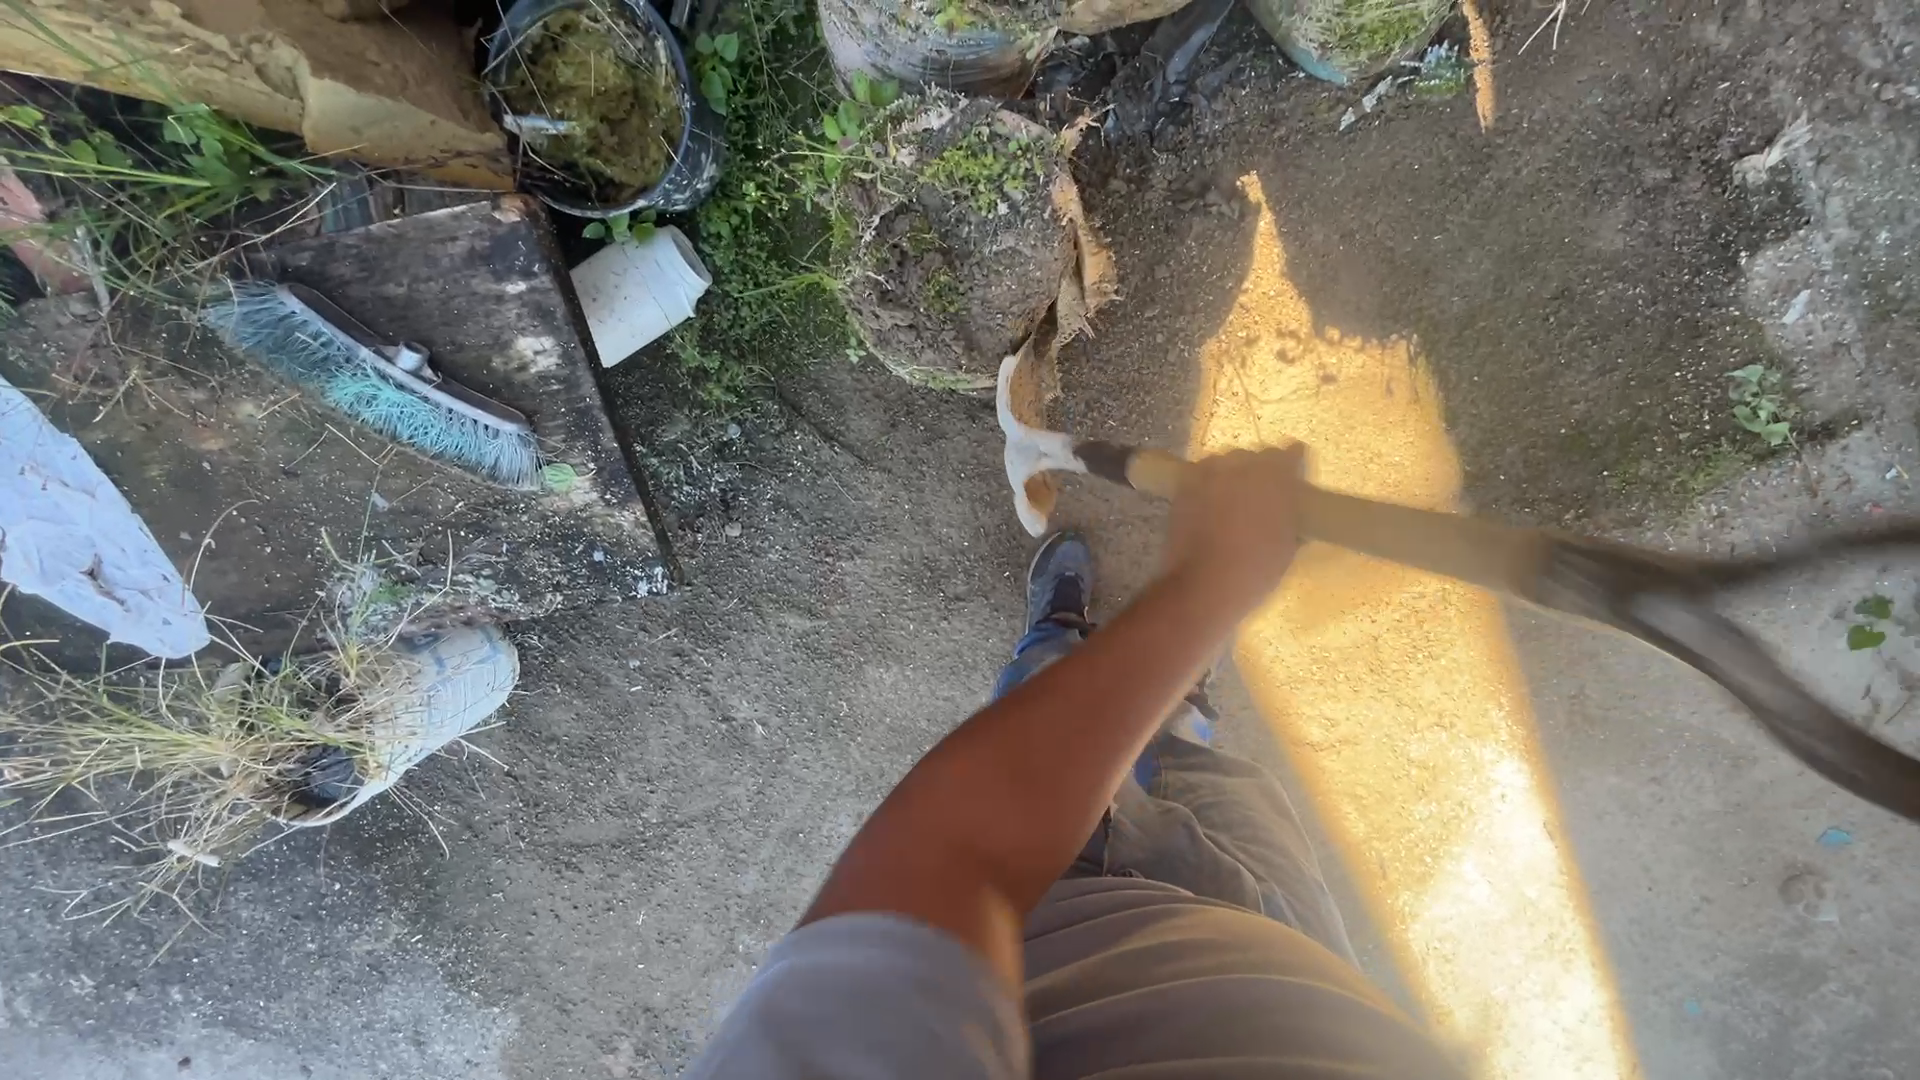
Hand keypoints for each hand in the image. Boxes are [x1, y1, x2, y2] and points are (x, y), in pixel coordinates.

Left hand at [1161, 444, 1306, 615]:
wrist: (1203, 584)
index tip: (1294, 476)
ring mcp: (1207, 474)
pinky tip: (1209, 502)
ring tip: (1231, 497)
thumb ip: (1290, 518)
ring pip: (1223, 462)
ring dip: (1230, 474)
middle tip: (1261, 493)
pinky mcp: (1182, 487)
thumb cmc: (1255, 570)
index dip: (1292, 463)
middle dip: (1259, 470)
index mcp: (1274, 476)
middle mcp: (1240, 465)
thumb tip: (1288, 510)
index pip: (1289, 453)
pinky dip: (1206, 484)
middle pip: (1252, 456)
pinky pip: (1199, 475)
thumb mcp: (1287, 546)